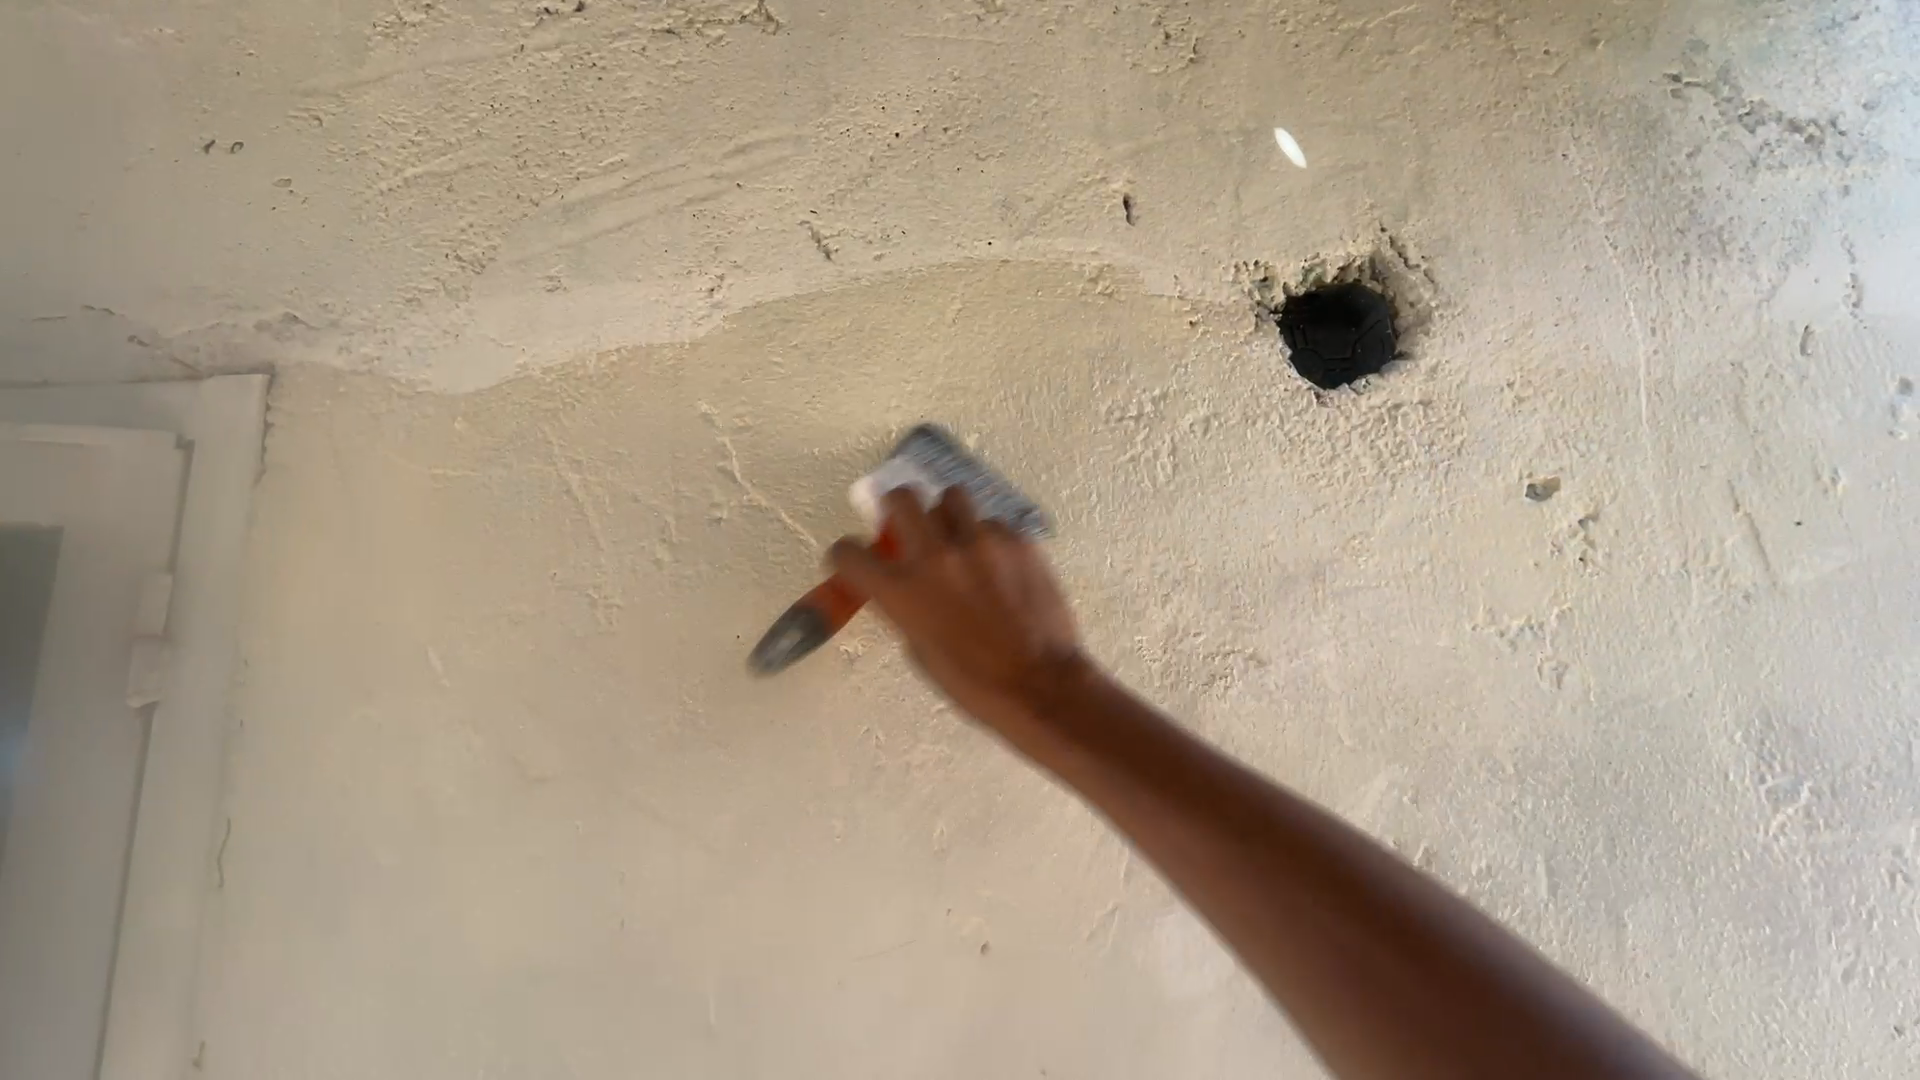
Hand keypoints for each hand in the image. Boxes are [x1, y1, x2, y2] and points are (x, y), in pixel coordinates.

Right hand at [829, 486, 1084, 725]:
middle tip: (906, 523)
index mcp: (901, 591)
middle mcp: (935, 555)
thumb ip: (905, 607)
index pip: (849, 551)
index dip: (848, 554)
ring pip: (952, 498)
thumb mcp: (919, 650)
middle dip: (897, 507)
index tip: (857, 557)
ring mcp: (980, 542)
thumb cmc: (974, 682)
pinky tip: (1001, 565)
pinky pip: (995, 523)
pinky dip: (990, 538)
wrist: (1040, 683)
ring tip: (960, 538)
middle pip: (901, 497)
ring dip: (948, 515)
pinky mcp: (1018, 540)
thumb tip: (908, 586)